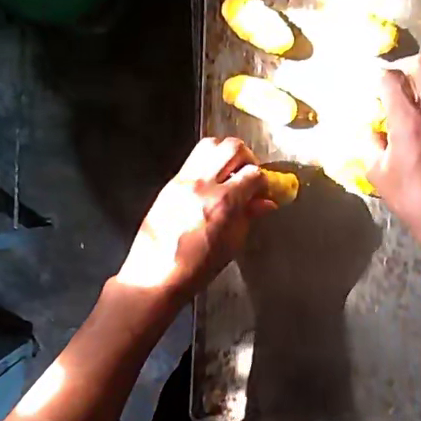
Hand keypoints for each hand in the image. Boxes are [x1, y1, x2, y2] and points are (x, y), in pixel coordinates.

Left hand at [113, 137, 275, 306]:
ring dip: (225, 155)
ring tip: (229, 175)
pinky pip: (193, 161)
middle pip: (232, 147)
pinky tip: (210, 185)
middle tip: (248, 177)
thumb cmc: (195, 269)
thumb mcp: (231, 245)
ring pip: (210, 145)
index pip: (254, 174)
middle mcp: (203, 185)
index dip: (264, 182)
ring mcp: (183, 181)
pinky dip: (207, 165)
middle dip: (247, 159)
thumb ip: (248, 217)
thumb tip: (265, 203)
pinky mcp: (170, 184)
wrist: (155, 275)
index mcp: (223, 203)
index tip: (264, 191)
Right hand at [366, 54, 420, 233]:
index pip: (392, 80)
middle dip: (410, 65)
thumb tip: (372, 132)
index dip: (380, 77)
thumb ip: (372, 146)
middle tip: (399, 80)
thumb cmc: (410, 196)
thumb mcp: (378, 173)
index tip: (373, 85)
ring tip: (416, 96)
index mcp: (408, 120)